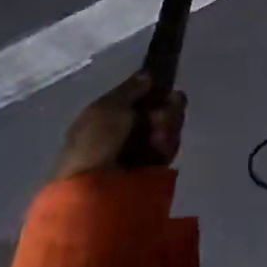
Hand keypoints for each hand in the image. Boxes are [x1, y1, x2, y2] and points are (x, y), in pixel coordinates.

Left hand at [52, 73, 185, 178]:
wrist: (98, 191)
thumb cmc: (95, 144)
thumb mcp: (106, 107)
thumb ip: (129, 88)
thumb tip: (147, 75)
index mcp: (104, 118)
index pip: (136, 96)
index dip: (150, 89)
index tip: (159, 84)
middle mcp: (123, 132)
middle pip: (158, 107)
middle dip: (165, 107)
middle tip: (161, 113)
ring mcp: (140, 150)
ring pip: (168, 123)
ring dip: (168, 124)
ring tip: (158, 134)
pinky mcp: (155, 166)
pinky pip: (171, 143)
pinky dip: (168, 141)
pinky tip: (160, 145)